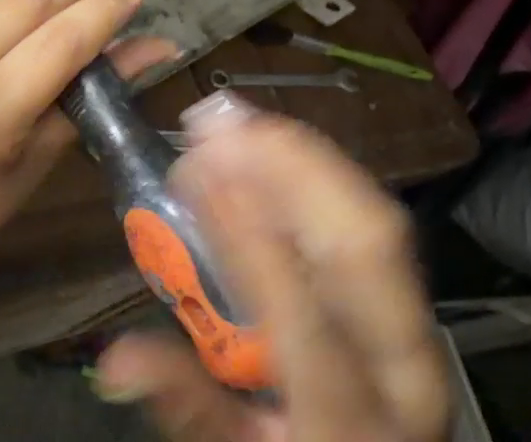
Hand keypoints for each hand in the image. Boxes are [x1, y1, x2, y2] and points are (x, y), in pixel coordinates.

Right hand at [95, 96, 449, 441]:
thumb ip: (188, 404)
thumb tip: (114, 360)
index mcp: (352, 420)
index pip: (307, 328)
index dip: (253, 245)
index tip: (200, 175)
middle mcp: (402, 366)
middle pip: (362, 253)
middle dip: (287, 170)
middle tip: (212, 124)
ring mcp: (416, 330)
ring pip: (373, 225)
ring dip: (301, 158)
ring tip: (233, 118)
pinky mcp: (410, 303)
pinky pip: (372, 224)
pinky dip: (320, 172)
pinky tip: (271, 144)